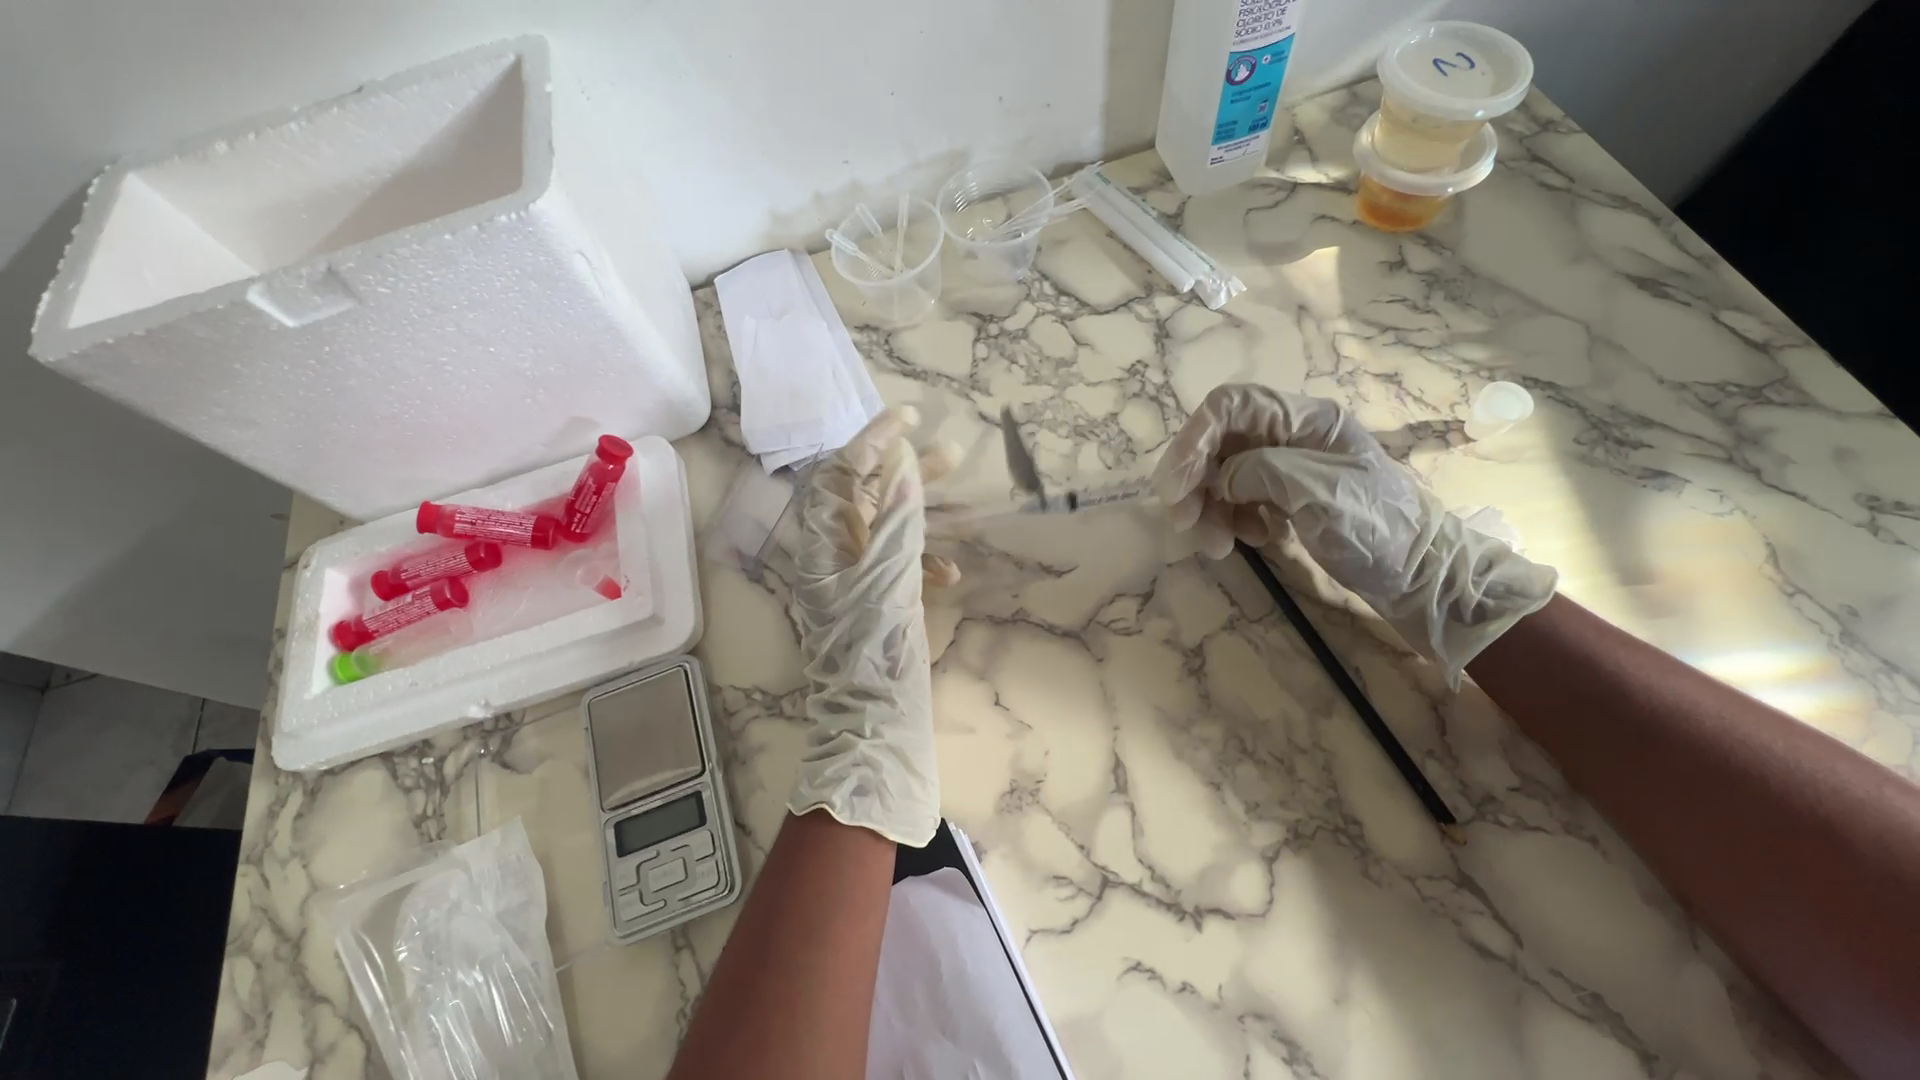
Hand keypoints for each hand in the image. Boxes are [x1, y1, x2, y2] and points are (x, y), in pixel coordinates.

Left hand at [789, 408, 953, 846]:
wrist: (871, 718)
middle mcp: (833, 554)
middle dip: (909, 472)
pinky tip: (952, 572)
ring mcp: (854, 578)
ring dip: (927, 513)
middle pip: (868, 496)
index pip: (842, 474)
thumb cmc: (875, 650)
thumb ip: (896, 522)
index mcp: (825, 544)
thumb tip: (904, 469)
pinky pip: (900, 563)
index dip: (873, 439)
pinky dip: (926, 560)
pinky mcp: (874, 600)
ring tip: (967, 499)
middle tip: (953, 453)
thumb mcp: (889, 578)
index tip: (909, 417)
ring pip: (890, 528)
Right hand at [1154, 384, 1557, 681]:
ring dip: (1210, 508)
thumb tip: (1221, 477)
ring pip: (1224, 475)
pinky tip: (1251, 542)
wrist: (1421, 577)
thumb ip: (1261, 470)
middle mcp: (1291, 435)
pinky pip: (1240, 500)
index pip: (1230, 407)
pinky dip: (1233, 520)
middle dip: (1196, 481)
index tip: (1175, 489)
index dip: (1193, 440)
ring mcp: (1288, 468)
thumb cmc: (1378, 528)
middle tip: (1184, 523)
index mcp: (1306, 418)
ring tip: (1218, 547)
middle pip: (1220, 442)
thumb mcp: (1318, 491)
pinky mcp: (1287, 499)